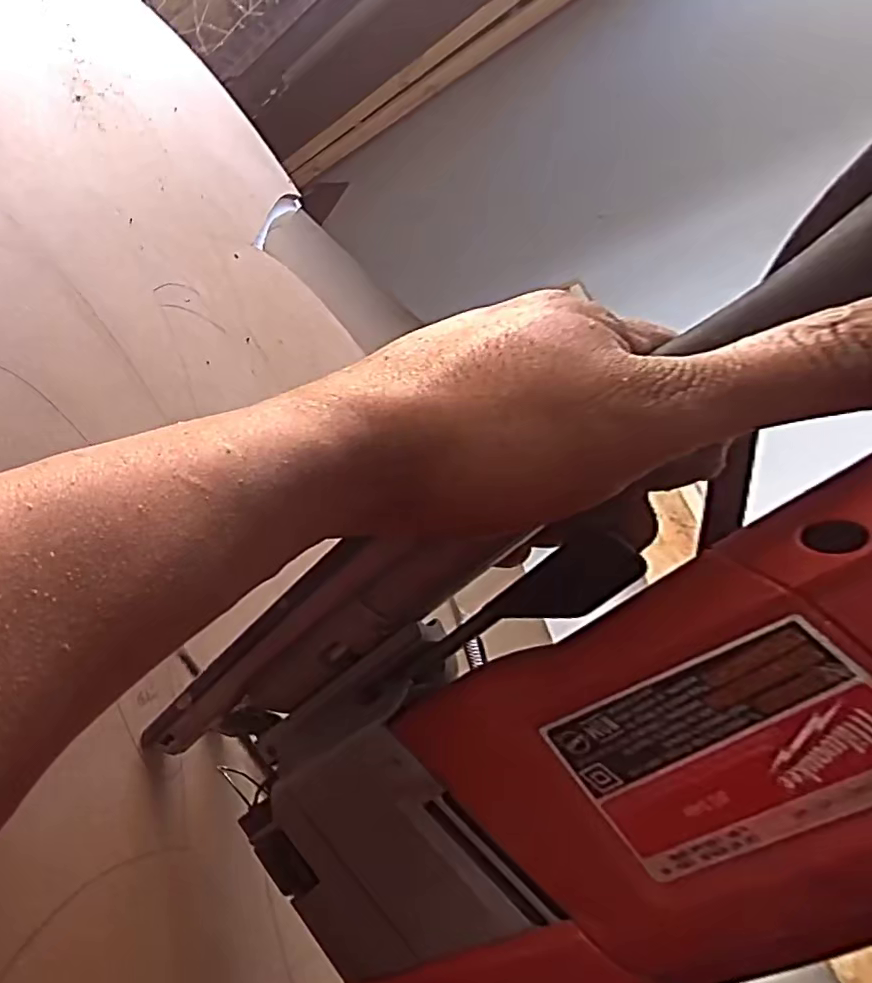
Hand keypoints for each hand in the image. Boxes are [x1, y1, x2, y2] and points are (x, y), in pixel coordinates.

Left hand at [288, 289, 871, 535]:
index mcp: (568, 323)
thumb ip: (788, 372)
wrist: (325, 469)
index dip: (681, 439)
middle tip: (564, 509)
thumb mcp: (654, 410)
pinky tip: (453, 528)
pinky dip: (465, 509)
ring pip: (519, 460)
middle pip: (592, 425)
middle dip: (595, 483)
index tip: (650, 479)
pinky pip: (453, 479)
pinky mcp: (390, 437)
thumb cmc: (458, 437)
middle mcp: (495, 349)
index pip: (677, 372)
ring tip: (496, 523)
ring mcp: (433, 394)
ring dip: (527, 505)